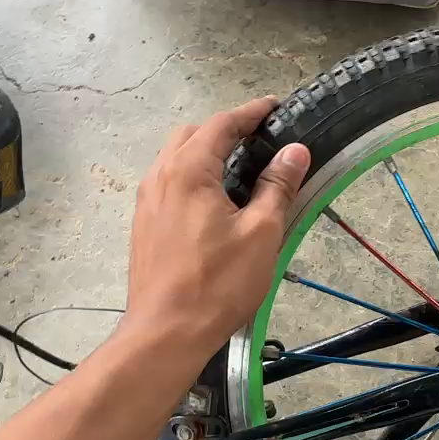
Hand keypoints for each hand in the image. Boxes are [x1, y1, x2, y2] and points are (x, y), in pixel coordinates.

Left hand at [122, 97, 310, 362]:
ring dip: (206, 154)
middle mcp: (161, 176)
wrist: (165, 332)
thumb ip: (277, 186)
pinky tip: (215, 203)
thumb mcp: (261, 233)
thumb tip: (294, 151)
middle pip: (192, 135)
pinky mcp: (144, 224)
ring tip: (240, 171)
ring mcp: (147, 201)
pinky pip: (169, 182)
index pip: (222, 124)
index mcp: (189, 171)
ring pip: (176, 158)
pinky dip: (193, 177)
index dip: (251, 112)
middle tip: (259, 141)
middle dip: (225, 130)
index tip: (275, 107)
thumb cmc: (218, 282)